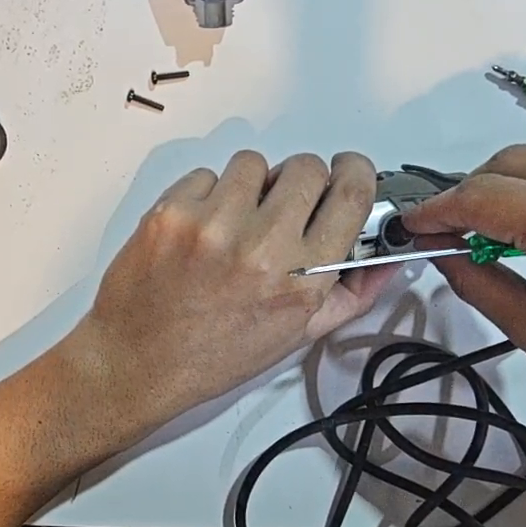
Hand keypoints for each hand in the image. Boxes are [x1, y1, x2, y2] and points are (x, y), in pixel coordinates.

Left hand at [69, 151, 398, 430]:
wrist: (137, 362)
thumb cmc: (213, 356)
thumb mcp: (294, 337)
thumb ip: (350, 295)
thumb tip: (388, 259)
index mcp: (302, 281)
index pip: (353, 194)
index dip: (355, 174)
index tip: (346, 172)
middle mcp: (263, 248)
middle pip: (306, 166)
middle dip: (300, 182)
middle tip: (280, 208)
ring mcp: (214, 225)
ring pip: (253, 164)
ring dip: (249, 187)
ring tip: (231, 225)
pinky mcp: (171, 212)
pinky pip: (205, 175)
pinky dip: (205, 196)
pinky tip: (197, 232)